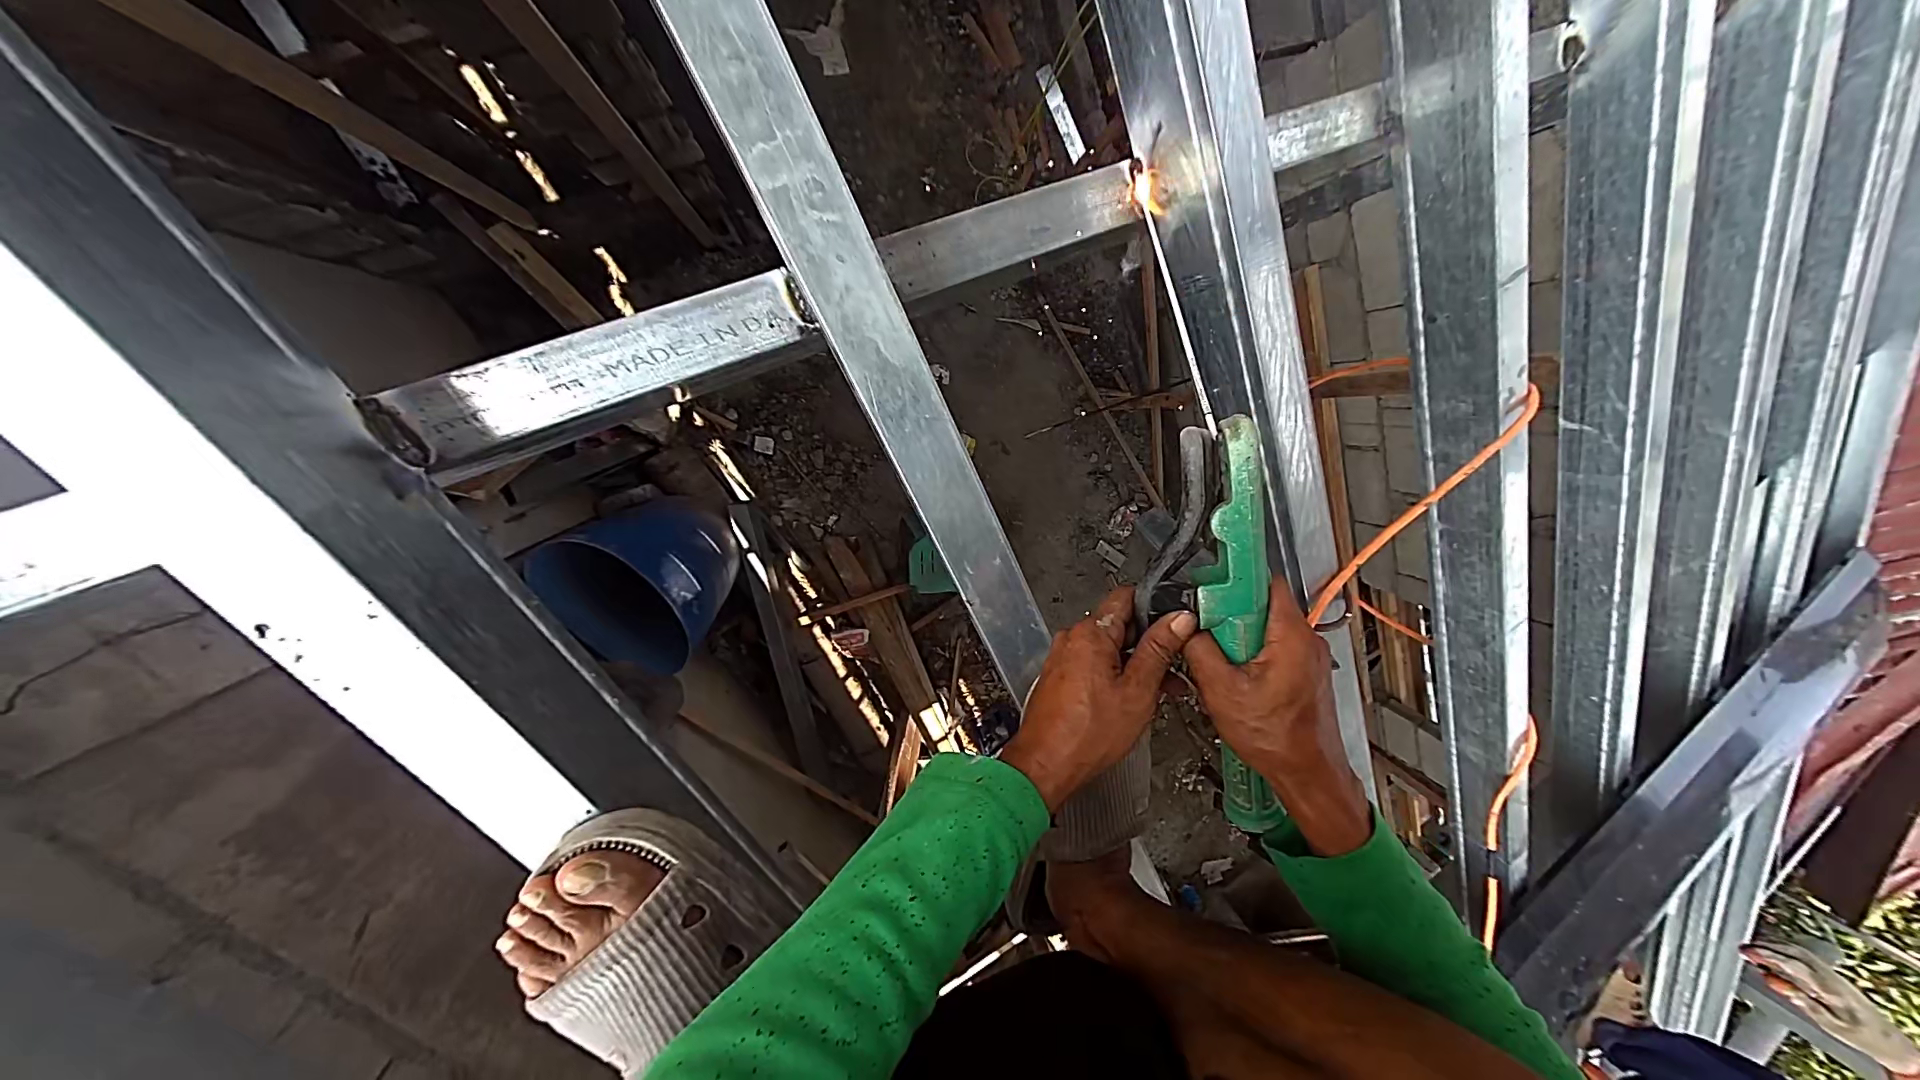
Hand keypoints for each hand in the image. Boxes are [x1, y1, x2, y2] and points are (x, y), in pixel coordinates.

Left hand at [1000, 587, 1197, 810]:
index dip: (1155, 606)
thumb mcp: (1137, 691)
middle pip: (1119, 624)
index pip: (1127, 597)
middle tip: (1173, 665)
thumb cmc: (1085, 735)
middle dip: (1149, 643)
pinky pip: (1094, 665)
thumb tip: (1177, 621)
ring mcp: (1064, 658)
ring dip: (1135, 663)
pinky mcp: (1060, 676)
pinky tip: (1132, 698)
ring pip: (1108, 648)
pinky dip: (1115, 675)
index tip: (1176, 621)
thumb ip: (1159, 650)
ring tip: (1158, 689)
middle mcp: (1072, 639)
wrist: (1046, 765)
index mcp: (1090, 634)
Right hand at [1182, 581, 1369, 854]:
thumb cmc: (1277, 740)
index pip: (1265, 582)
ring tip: (1220, 660)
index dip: (1234, 579)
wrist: (1307, 773)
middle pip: (1261, 605)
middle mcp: (1307, 641)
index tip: (1210, 582)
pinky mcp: (1303, 671)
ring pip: (1264, 627)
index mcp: (1292, 636)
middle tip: (1207, 632)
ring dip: (1238, 637)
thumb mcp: (1221, 691)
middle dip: (1229, 614)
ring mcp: (1308, 656)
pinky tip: (1236, 676)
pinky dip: (1250, 653)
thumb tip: (1186, 628)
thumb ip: (1200, 651)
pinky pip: (1272, 646)